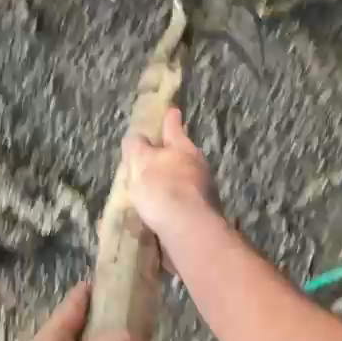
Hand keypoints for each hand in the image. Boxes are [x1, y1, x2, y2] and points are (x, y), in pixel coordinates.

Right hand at [122, 107, 219, 242]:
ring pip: (188, 177)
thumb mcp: (140, 163)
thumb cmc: (162, 189)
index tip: (172, 110)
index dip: (169, 118)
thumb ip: (136, 148)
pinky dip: (178, 201)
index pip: (173, 126)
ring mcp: (206, 189)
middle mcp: (198, 164)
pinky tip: (168, 210)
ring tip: (160, 187)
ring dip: (176, 179)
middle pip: (184, 152)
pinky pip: (188, 200)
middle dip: (173, 152)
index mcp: (182, 147)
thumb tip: (135, 138)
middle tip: (160, 154)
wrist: (189, 230)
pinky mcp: (206, 212)